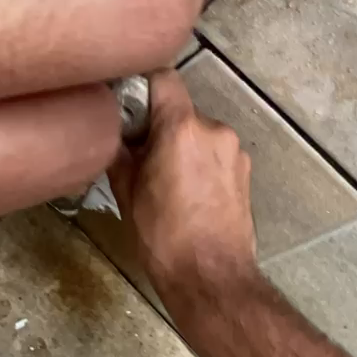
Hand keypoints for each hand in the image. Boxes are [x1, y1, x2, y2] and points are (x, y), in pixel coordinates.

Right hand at [109, 70, 262, 305]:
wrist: (210, 278)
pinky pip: (214, 153)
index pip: (163, 78)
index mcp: (181, 128)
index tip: (127, 103)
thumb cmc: (162, 234)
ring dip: (181, 146)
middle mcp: (213, 130)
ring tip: (164, 179)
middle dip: (159, 126)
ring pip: (197, 133)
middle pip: (179, 110)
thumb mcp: (126, 191)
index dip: (143, 85)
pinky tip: (187, 193)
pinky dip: (199, 163)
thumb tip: (112, 133)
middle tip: (139, 153)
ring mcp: (234, 151)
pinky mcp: (245, 172)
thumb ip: (120, 151)